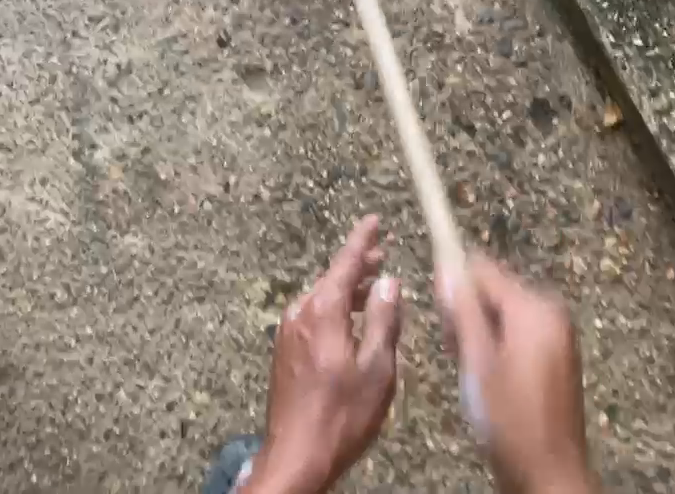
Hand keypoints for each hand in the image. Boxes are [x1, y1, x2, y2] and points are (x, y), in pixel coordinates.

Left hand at [244, 216, 403, 493]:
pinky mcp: (285, 348)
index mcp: (323, 309)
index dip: (362, 240)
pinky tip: (349, 322)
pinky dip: (334, 309)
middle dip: (358, 265)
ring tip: (371, 288)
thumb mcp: (377, 368)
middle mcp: (301, 310)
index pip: (346, 262)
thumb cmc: (341, 414)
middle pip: (333, 277)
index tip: (374, 220)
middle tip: (382, 254)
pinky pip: (313, 315)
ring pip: (323, 297)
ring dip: (347, 289)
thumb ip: (383, 320)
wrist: (296, 453)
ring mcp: (289, 329)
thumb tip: (389, 282)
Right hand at [437, 255, 595, 493]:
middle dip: (466, 311)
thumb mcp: (476, 360)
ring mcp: (554, 333)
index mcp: (535, 309)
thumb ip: (461, 308)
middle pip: (489, 287)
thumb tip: (445, 267)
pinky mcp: (551, 352)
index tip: (442, 314)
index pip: (481, 267)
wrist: (548, 477)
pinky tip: (486, 375)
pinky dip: (493, 343)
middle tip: (458, 351)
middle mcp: (550, 312)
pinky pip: (511, 328)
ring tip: (472, 368)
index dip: (454, 283)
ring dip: (476, 330)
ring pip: (496, 309)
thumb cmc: (510, 419)